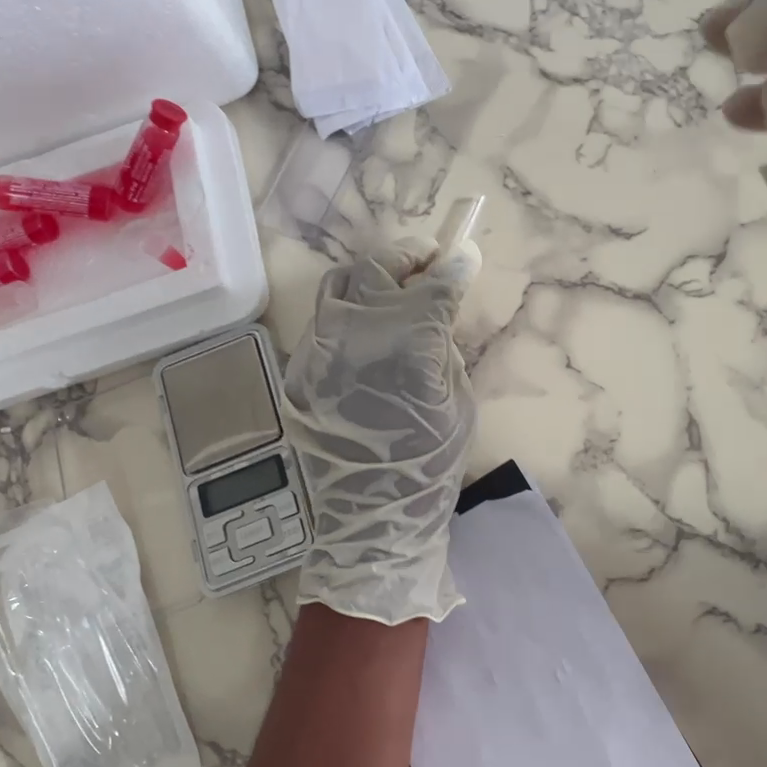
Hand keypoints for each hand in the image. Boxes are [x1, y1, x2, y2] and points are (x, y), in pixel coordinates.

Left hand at [281, 237, 480, 623]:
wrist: (371, 511)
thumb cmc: (429, 460)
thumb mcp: (457, 398)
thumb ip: (444, 342)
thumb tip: (442, 302)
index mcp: (408, 343)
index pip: (434, 285)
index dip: (454, 267)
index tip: (465, 256)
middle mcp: (357, 333)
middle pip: (379, 267)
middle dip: (408, 257)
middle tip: (427, 263)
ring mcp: (322, 346)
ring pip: (341, 284)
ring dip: (371, 276)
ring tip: (392, 287)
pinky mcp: (301, 365)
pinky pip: (324, 319)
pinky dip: (348, 311)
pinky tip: (366, 329)